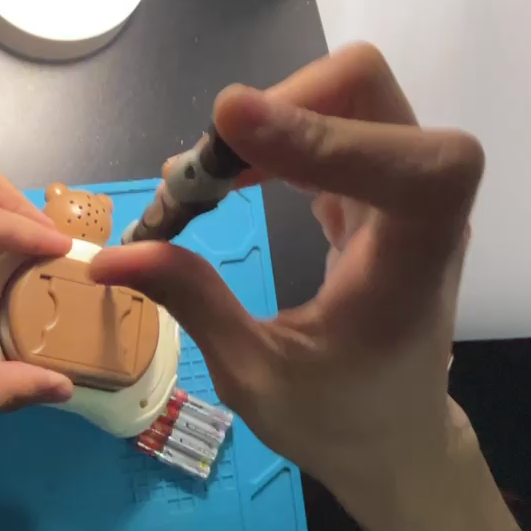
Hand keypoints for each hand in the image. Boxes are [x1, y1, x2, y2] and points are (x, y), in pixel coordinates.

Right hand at [90, 44, 485, 530]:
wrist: (392, 437)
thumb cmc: (333, 419)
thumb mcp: (250, 374)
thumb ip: (190, 300)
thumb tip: (107, 257)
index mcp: (411, 268)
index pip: (413, 166)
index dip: (323, 132)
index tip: (226, 129)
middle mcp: (423, 213)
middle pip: (372, 93)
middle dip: (279, 105)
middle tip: (203, 166)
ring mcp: (401, 195)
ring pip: (350, 99)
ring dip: (268, 119)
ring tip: (201, 180)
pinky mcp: (375, 194)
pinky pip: (330, 130)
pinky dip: (272, 138)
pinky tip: (227, 181)